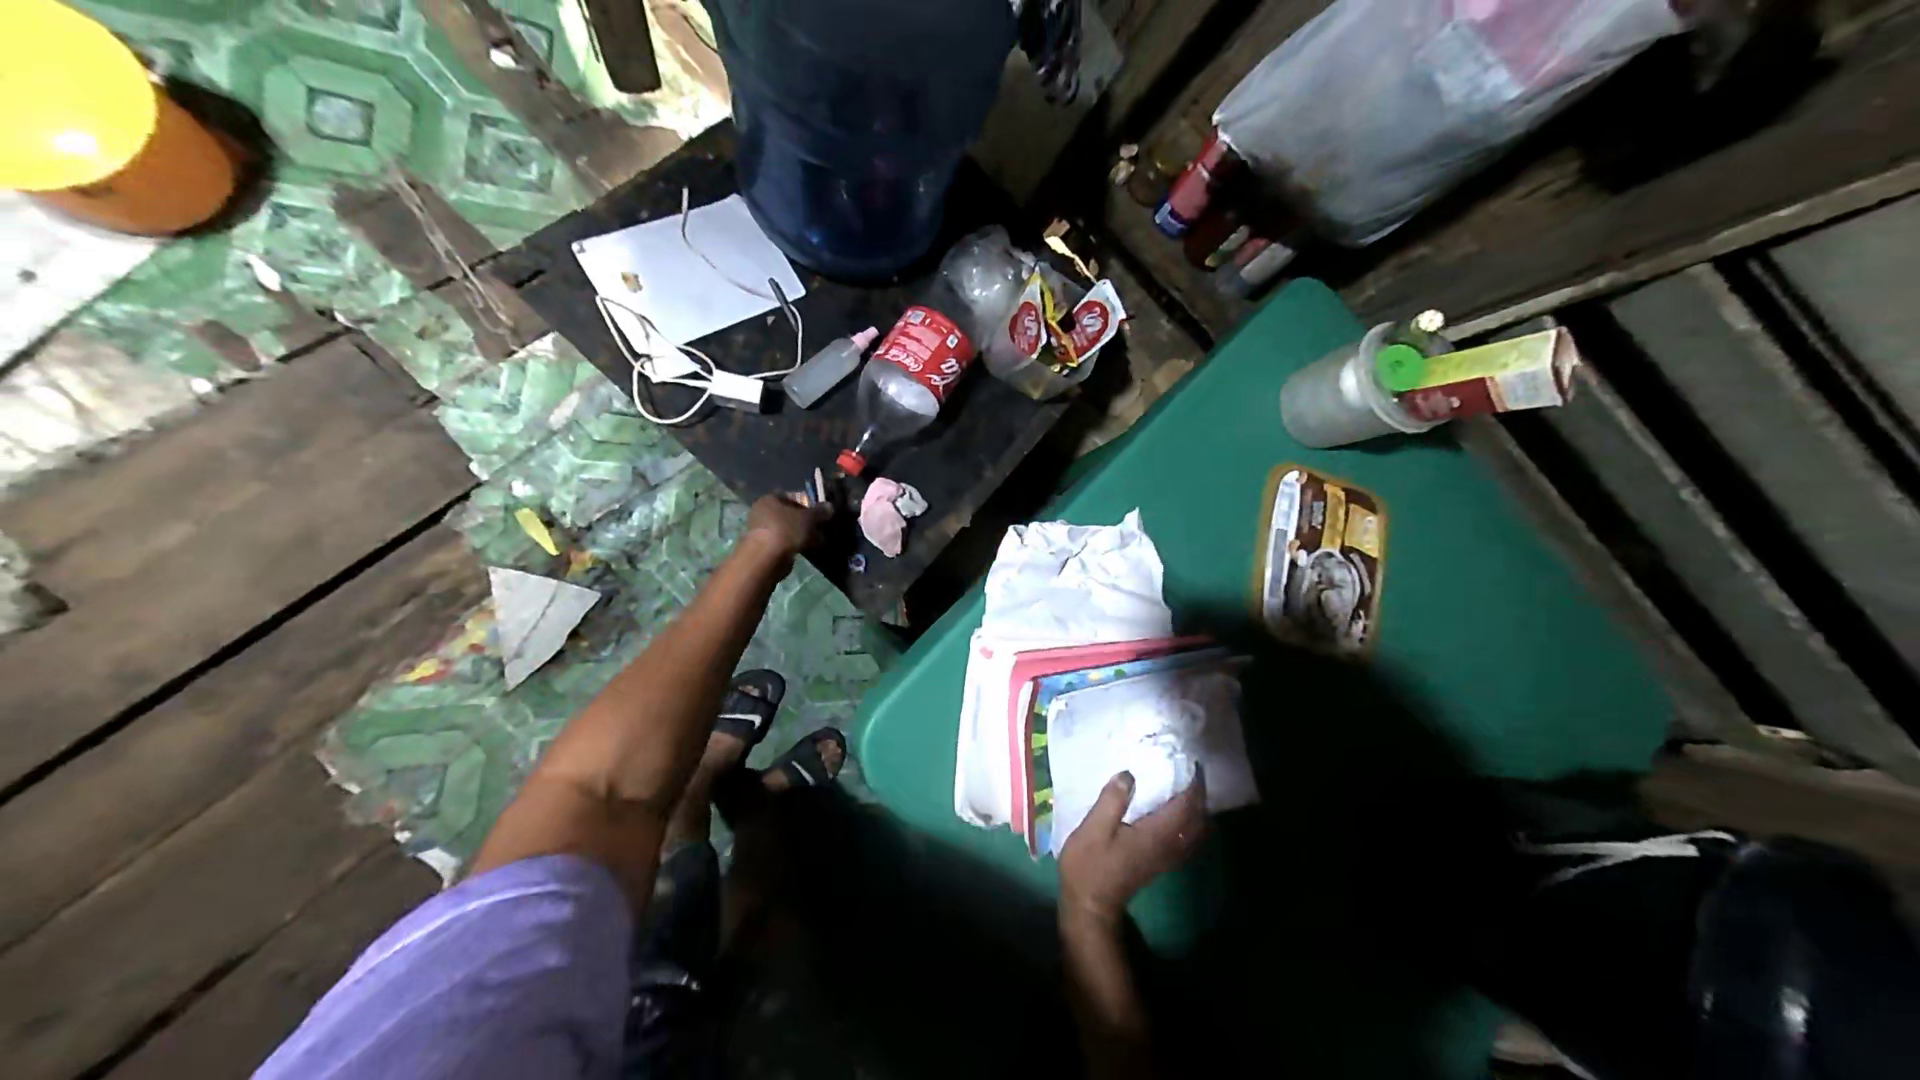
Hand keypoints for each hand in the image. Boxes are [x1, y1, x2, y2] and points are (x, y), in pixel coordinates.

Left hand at [740, 492, 828, 561]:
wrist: (767, 557)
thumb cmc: (786, 529)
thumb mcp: (808, 517)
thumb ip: (820, 511)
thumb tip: (830, 507)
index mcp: (769, 499)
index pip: (791, 496)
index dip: (808, 503)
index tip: (820, 512)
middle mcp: (762, 513)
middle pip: (790, 514)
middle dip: (806, 521)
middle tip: (821, 527)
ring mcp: (762, 531)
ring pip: (789, 529)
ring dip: (803, 534)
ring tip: (818, 540)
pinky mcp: (765, 548)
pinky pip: (785, 543)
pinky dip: (796, 545)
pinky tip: (808, 549)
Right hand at [1058, 768, 1208, 928]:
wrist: (1090, 905)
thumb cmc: (1090, 865)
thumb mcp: (1095, 828)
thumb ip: (1113, 800)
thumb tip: (1129, 774)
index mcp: (1158, 834)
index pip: (1187, 806)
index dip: (1193, 784)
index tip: (1190, 762)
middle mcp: (1170, 846)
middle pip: (1198, 819)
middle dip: (1198, 795)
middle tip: (1188, 771)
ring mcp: (1167, 857)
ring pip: (1195, 832)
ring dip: (1197, 810)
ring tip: (1184, 789)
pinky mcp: (1160, 863)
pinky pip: (1187, 840)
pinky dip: (1190, 825)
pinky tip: (1175, 815)